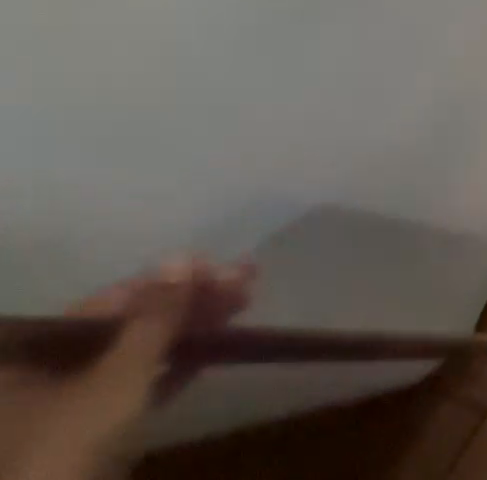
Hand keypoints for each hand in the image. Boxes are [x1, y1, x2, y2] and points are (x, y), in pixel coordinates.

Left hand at [0, 258, 252, 479]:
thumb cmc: (76, 437)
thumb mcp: (121, 374)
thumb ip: (154, 316)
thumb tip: (182, 258)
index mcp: (31, 356)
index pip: (109, 302)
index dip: (168, 281)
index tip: (221, 269)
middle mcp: (41, 374)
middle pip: (127, 324)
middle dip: (188, 302)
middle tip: (245, 281)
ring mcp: (67, 404)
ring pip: (138, 351)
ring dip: (192, 327)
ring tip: (243, 304)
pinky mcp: (92, 429)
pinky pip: (139, 382)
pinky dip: (176, 362)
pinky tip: (216, 346)